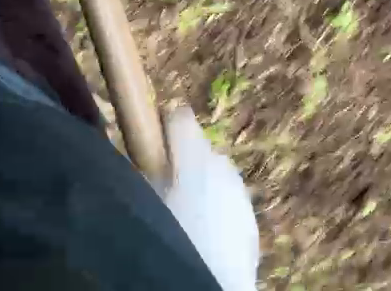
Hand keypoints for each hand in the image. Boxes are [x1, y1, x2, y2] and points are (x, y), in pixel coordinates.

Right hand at [158, 108, 258, 290]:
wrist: (212, 283)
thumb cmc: (171, 236)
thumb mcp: (145, 197)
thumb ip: (143, 169)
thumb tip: (139, 156)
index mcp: (191, 152)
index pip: (178, 116)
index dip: (163, 128)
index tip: (151, 146)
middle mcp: (220, 161)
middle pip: (199, 145)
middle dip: (184, 158)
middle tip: (165, 186)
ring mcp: (239, 188)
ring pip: (217, 172)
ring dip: (204, 182)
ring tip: (187, 212)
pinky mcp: (251, 214)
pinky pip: (230, 198)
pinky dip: (219, 206)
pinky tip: (207, 232)